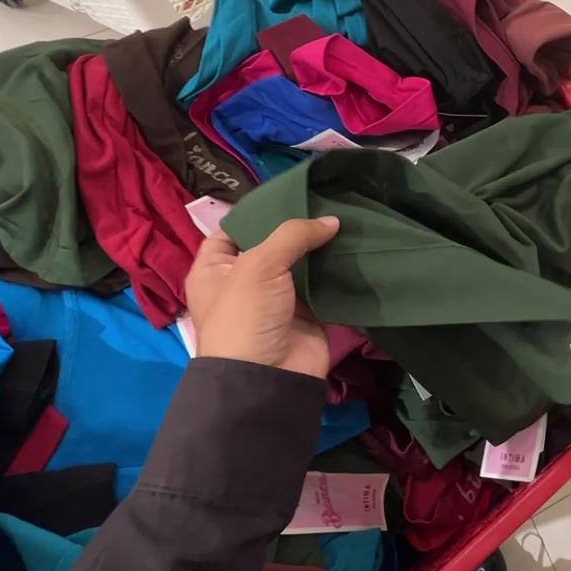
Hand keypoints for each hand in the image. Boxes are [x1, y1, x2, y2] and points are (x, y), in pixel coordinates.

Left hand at [187, 217, 339, 378]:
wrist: (269, 376)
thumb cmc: (246, 316)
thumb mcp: (259, 265)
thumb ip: (294, 235)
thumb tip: (332, 221)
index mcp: (215, 271)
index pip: (232, 231)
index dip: (255, 212)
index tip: (288, 193)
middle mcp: (245, 281)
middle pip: (273, 244)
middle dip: (298, 226)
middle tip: (326, 201)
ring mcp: (278, 298)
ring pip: (302, 262)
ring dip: (322, 246)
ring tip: (347, 218)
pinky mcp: (308, 311)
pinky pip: (324, 283)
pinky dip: (337, 269)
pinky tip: (355, 247)